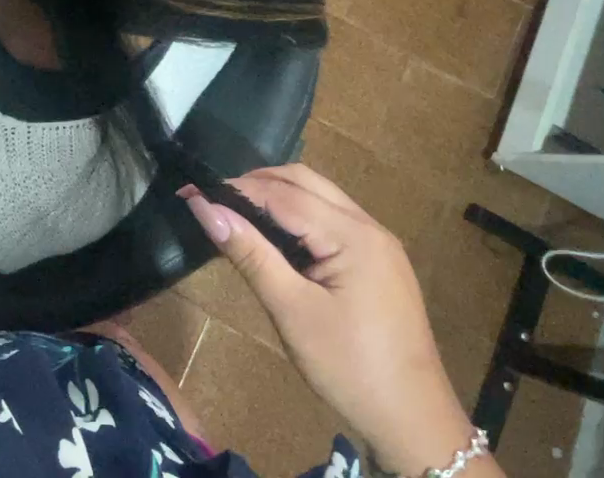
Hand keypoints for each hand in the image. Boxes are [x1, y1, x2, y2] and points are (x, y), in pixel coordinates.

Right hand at [181, 166, 498, 476]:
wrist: (414, 422)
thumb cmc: (349, 367)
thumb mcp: (291, 310)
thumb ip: (249, 252)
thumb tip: (203, 206)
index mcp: (353, 236)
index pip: (282, 193)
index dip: (233, 188)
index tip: (189, 191)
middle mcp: (370, 228)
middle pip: (303, 181)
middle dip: (254, 182)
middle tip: (211, 200)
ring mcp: (378, 244)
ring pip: (318, 196)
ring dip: (275, 195)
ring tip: (234, 214)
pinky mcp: (377, 261)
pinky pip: (330, 218)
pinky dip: (296, 214)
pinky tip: (273, 237)